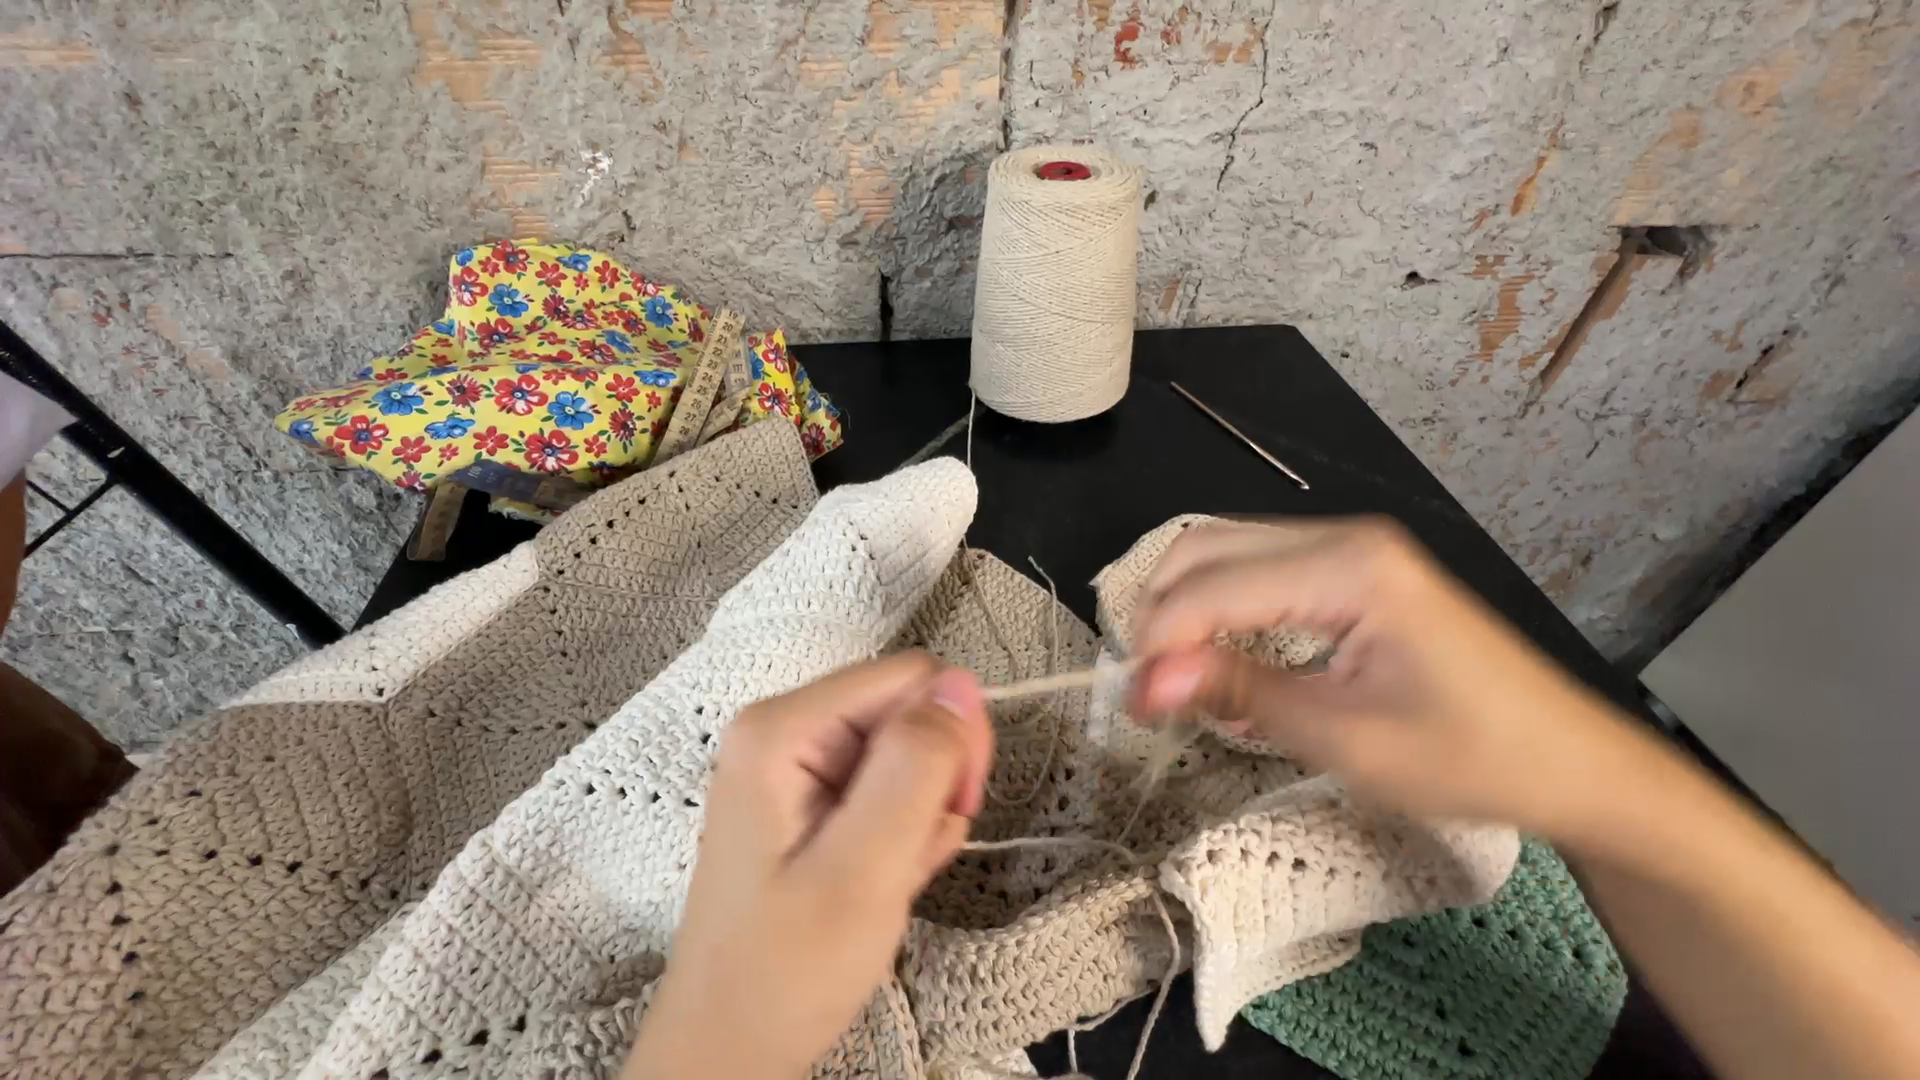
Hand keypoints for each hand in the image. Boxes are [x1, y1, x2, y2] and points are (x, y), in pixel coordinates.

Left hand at [625, 653, 992, 1079]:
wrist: (730, 1047)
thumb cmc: (788, 968)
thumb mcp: (863, 869)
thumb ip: (915, 768)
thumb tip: (960, 683)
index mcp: (785, 727)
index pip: (911, 678)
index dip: (951, 732)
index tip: (957, 804)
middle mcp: (788, 727)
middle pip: (907, 710)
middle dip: (936, 776)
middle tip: (922, 847)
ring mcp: (799, 762)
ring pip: (906, 751)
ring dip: (922, 811)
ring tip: (896, 873)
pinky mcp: (813, 795)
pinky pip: (888, 784)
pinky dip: (904, 829)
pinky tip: (886, 876)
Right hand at [1128, 517, 1668, 840]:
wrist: (1576, 765)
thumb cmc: (1471, 759)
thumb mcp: (1345, 739)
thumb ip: (1239, 694)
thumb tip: (1145, 683)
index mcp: (1349, 567)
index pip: (1213, 584)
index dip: (1160, 640)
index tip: (1134, 703)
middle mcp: (1342, 537)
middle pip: (1207, 546)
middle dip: (1162, 612)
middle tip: (1151, 686)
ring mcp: (1348, 547)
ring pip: (1224, 552)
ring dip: (1186, 608)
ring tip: (1180, 677)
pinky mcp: (1350, 568)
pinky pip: (1256, 570)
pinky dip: (1220, 609)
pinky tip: (1225, 659)